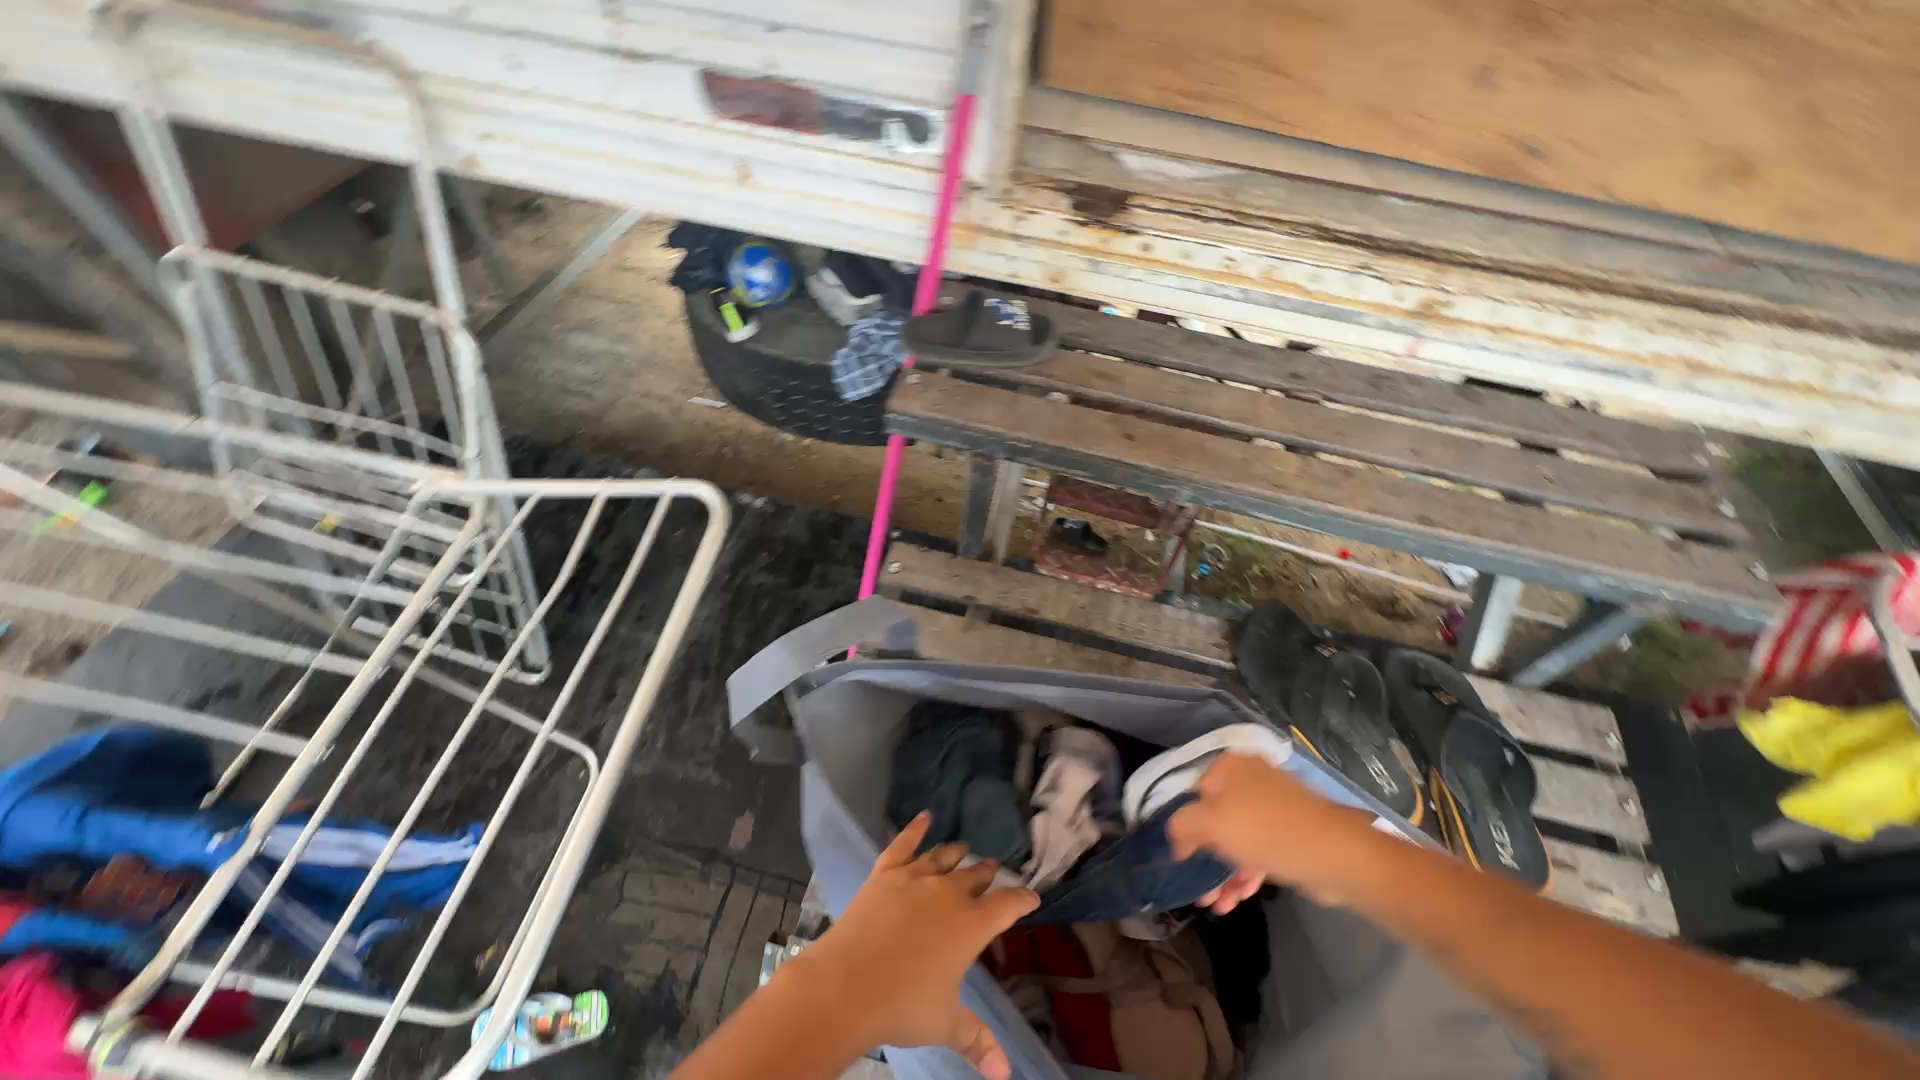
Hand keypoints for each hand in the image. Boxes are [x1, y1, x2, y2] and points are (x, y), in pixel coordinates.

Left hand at [791, 812, 1039, 1078]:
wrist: (845, 986)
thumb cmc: (901, 1006)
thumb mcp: (946, 1023)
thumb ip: (978, 1041)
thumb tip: (1004, 1074)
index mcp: (972, 925)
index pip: (1008, 904)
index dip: (1023, 900)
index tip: (1032, 897)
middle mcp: (949, 894)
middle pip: (977, 875)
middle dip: (989, 874)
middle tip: (994, 871)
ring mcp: (915, 878)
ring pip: (945, 857)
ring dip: (958, 853)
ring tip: (965, 849)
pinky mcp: (885, 873)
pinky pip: (904, 844)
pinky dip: (915, 829)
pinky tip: (923, 817)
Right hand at [1168, 753, 1376, 904]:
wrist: (1336, 854)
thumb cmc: (1266, 831)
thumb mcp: (1209, 824)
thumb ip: (1180, 825)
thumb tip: (1175, 839)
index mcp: (1228, 767)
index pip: (1190, 794)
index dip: (1182, 828)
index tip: (1179, 858)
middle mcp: (1250, 780)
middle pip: (1213, 820)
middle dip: (1203, 859)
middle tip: (1196, 890)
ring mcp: (1273, 808)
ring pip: (1236, 840)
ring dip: (1222, 874)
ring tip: (1214, 905)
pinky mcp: (1291, 833)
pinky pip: (1257, 852)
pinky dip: (1244, 874)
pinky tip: (1235, 901)